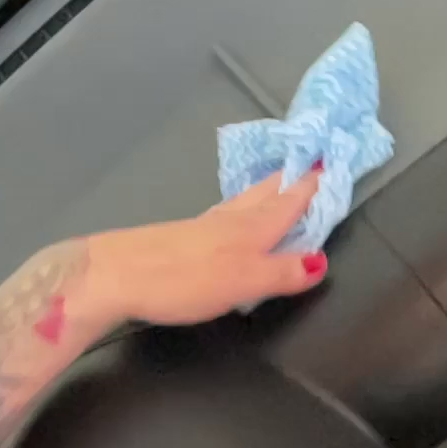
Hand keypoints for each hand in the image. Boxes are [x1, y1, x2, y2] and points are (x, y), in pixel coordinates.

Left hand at [82, 169, 328, 325]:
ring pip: (245, 202)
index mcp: (250, 231)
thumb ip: (282, 273)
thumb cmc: (183, 280)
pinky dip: (242, 208)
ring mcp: (202, 226)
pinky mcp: (181, 237)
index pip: (288, 205)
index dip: (310, 189)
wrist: (115, 275)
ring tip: (280, 183)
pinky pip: (225, 214)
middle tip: (311, 165)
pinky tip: (235, 215)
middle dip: (291, 181)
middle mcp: (229, 221)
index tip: (331, 166)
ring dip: (267, 191)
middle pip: (266, 195)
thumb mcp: (243, 282)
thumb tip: (320, 261)